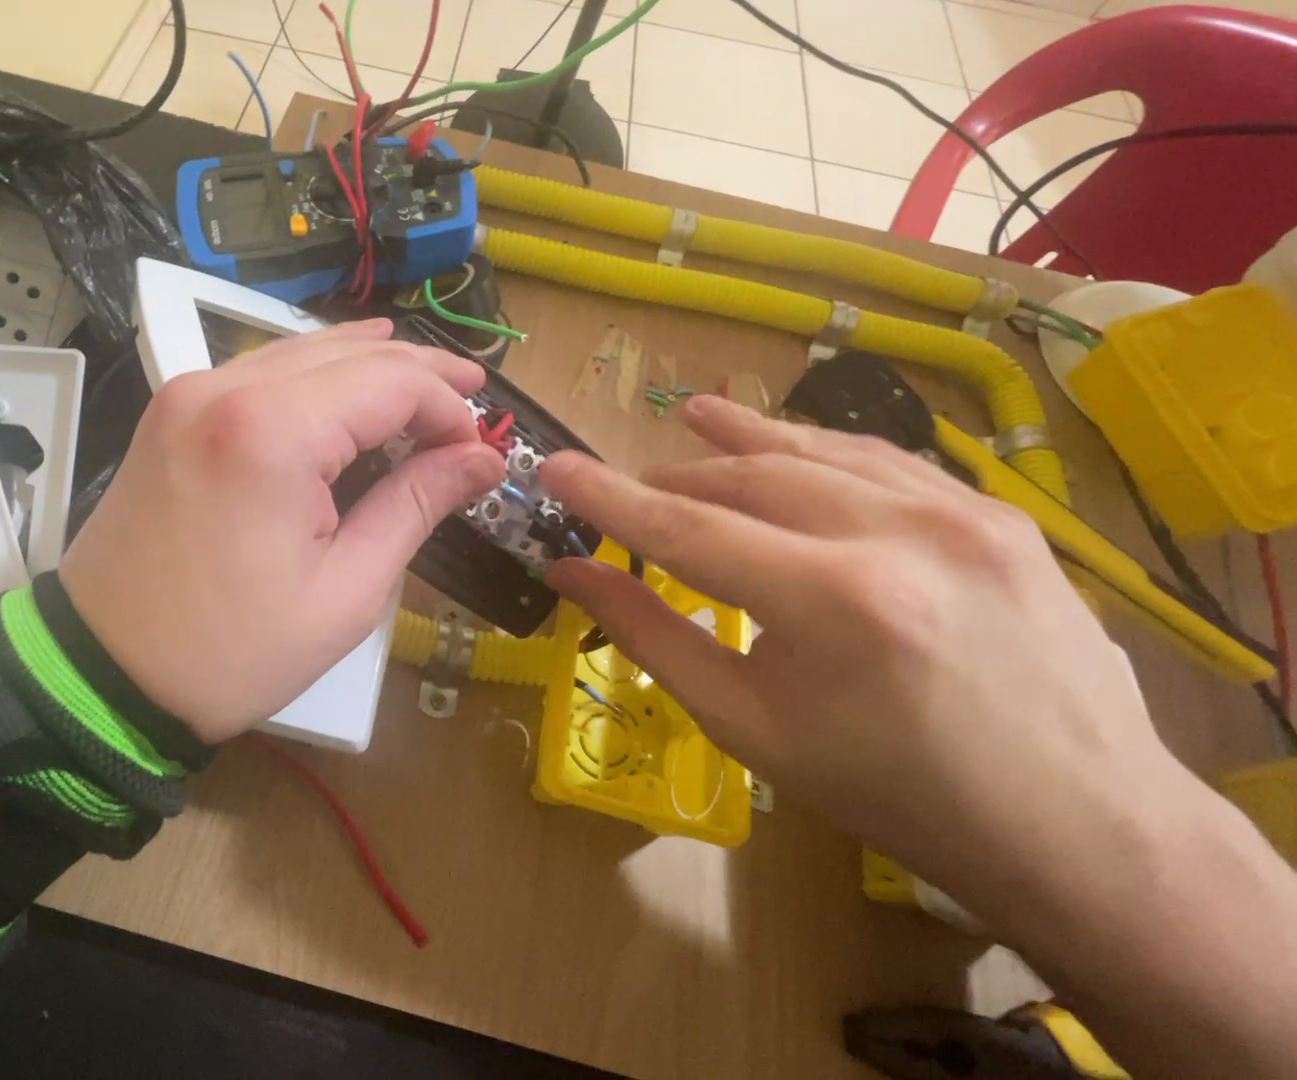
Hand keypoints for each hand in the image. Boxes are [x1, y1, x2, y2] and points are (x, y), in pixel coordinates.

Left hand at [59, 320, 504, 742]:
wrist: (105, 674)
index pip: (389, 382)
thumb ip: (414, 505)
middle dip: (418, 373)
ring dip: (368, 367)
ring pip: (301, 351)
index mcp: (271, 431)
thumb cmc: (231, 650)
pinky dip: (314, 378)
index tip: (480, 449)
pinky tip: (346, 388)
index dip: (446, 408)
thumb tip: (479, 460)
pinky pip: (260, 374)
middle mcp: (224, 388)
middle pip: (348, 352)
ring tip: (425, 389)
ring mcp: (187, 394)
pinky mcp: (171, 413)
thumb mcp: (345, 591)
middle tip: (472, 397)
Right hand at [539, 394, 1187, 911]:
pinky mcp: (997, 514)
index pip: (687, 529)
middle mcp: (899, 535)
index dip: (609, 497)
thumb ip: (650, 634)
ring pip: (817, 452)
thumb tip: (570, 573)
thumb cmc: (885, 788)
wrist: (1071, 823)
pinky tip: (787, 448)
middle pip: (748, 478)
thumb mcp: (746, 723)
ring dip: (743, 439)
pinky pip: (883, 462)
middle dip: (674, 479)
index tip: (556, 468)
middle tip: (627, 491)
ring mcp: (962, 513)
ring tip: (693, 417)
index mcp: (833, 603)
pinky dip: (818, 450)